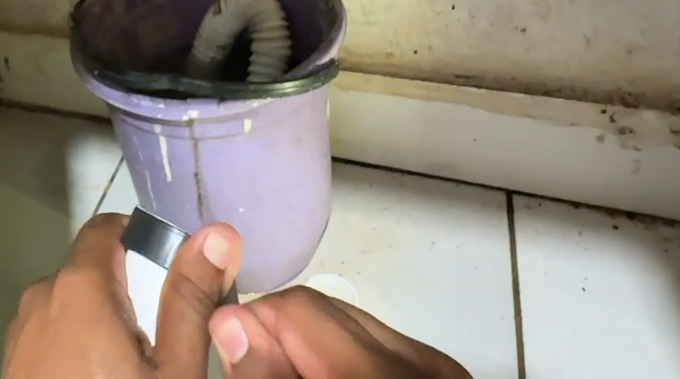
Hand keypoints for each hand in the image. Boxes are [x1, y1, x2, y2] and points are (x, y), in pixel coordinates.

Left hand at [2, 213, 241, 377]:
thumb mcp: (175, 374)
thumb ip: (192, 298)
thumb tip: (218, 233)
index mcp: (78, 287)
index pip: (107, 229)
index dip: (141, 239)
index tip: (171, 272)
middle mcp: (40, 299)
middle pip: (90, 271)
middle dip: (127, 291)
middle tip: (162, 341)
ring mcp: (20, 336)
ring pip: (70, 307)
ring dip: (102, 324)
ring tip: (135, 371)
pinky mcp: (11, 369)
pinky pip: (51, 338)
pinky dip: (77, 350)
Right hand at [209, 286, 472, 378]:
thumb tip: (228, 323)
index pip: (294, 307)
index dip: (253, 327)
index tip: (234, 360)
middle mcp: (420, 363)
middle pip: (319, 308)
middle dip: (280, 336)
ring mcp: (443, 370)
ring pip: (349, 320)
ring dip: (313, 346)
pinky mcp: (451, 377)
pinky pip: (381, 342)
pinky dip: (349, 359)